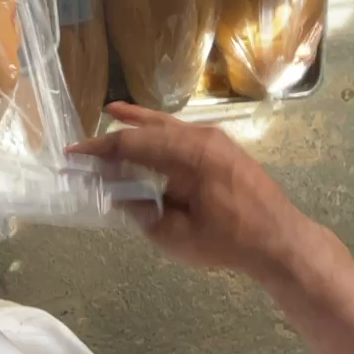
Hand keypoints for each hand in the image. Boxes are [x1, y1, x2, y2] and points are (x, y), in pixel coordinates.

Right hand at [70, 102, 328, 283]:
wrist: (281, 241)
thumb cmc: (228, 241)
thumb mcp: (175, 234)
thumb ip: (143, 211)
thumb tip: (118, 195)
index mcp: (189, 156)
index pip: (132, 144)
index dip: (98, 150)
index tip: (73, 154)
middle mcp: (202, 138)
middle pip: (147, 128)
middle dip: (114, 135)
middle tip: (84, 143)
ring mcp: (216, 141)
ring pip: (167, 125)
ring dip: (137, 124)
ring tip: (113, 112)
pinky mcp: (223, 149)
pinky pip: (182, 133)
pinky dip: (158, 131)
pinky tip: (148, 131)